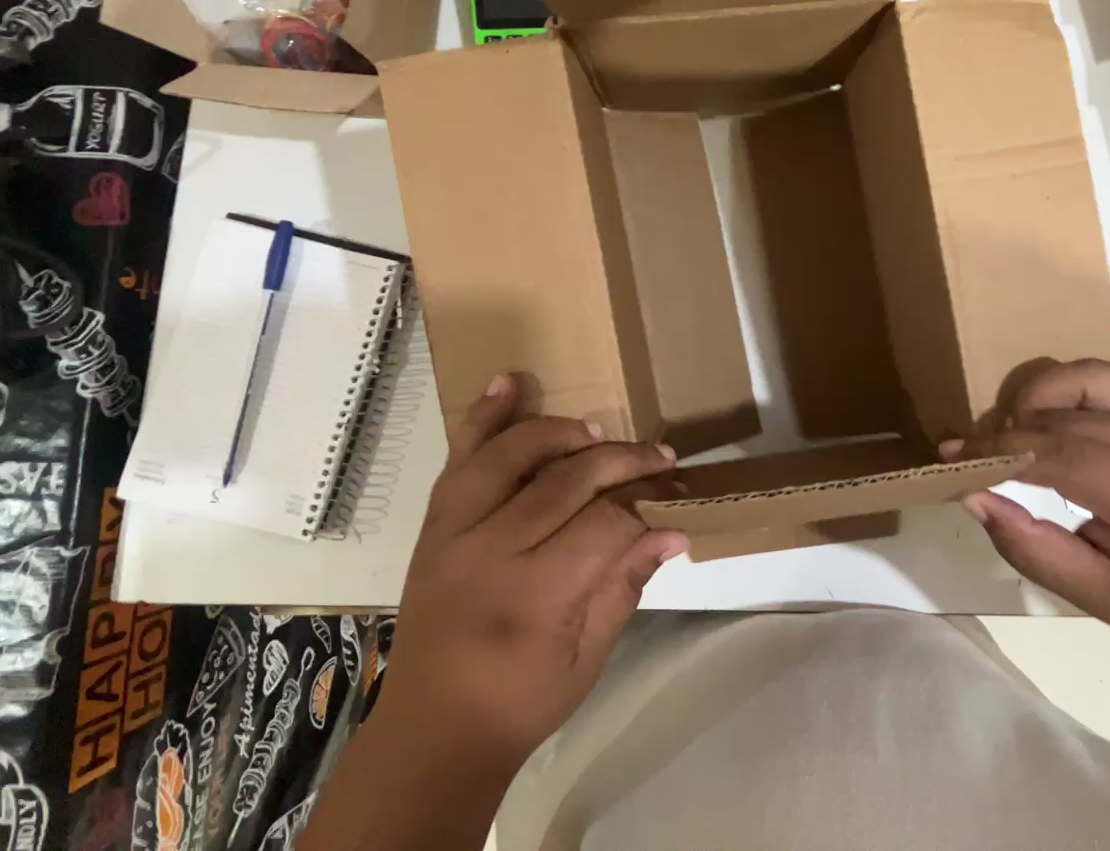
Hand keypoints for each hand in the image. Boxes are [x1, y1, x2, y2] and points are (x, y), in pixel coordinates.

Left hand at [386, 375, 688, 766]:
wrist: (434, 726)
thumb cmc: (521, 701)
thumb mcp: (588, 656)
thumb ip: (626, 584)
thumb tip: (673, 531)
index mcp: (535, 595)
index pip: (604, 523)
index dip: (647, 504)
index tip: (675, 496)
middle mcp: (490, 552)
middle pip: (566, 481)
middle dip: (621, 462)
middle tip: (661, 458)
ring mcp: (454, 534)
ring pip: (510, 457)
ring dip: (558, 433)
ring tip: (596, 431)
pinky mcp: (434, 527)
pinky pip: (459, 461)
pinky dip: (483, 418)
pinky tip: (509, 382)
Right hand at [950, 359, 1109, 658]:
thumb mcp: (1098, 597)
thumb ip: (1032, 548)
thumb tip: (973, 497)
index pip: (1064, 453)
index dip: (1000, 451)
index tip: (954, 459)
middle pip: (1064, 416)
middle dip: (1006, 432)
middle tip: (970, 458)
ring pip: (1081, 378)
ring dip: (1034, 400)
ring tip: (1009, 436)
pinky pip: (1100, 377)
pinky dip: (1061, 390)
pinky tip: (1045, 422)